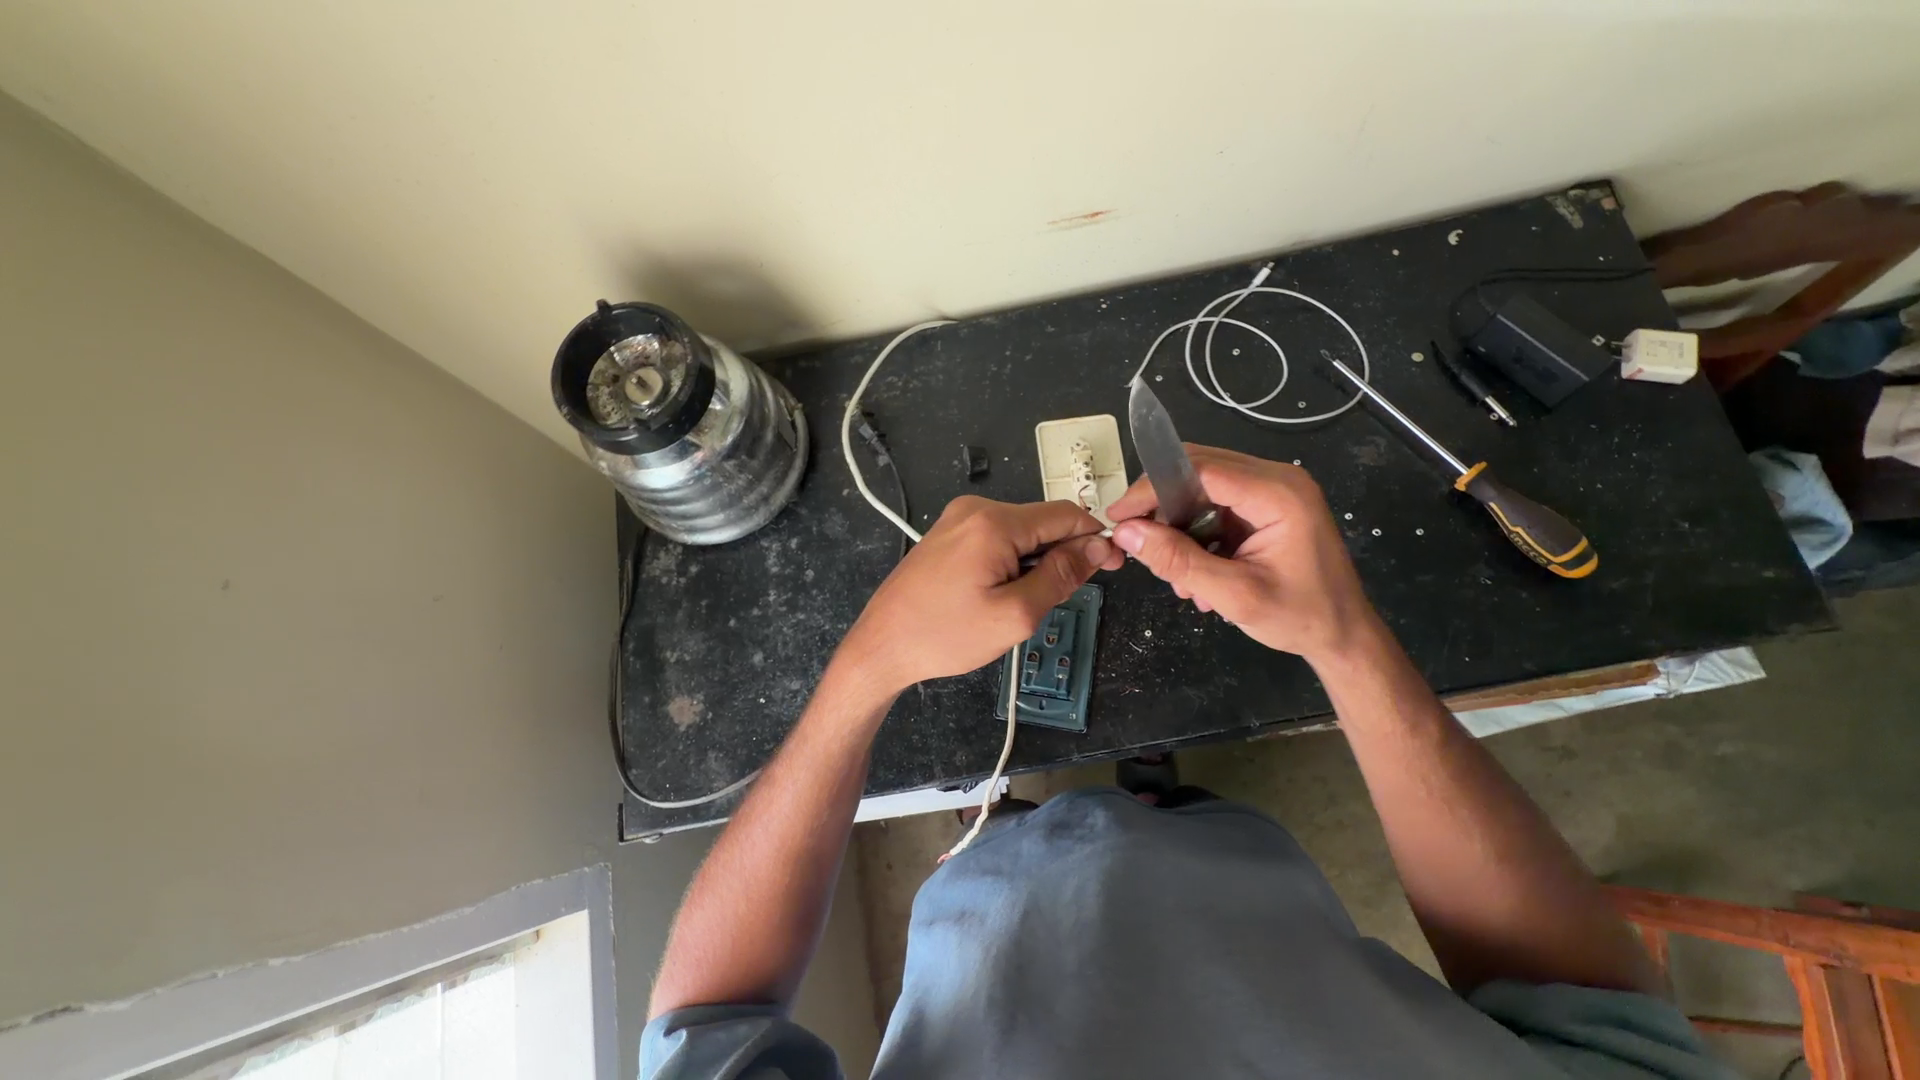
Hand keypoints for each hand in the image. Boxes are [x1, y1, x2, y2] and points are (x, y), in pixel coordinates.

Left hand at [841, 497, 1122, 693]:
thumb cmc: (946, 636)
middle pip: (1043, 522)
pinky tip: (1000, 594)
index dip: (1095, 538)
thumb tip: (1098, 546)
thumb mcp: (1016, 614)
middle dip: (1061, 555)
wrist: (882, 646)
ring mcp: (957, 519)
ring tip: (1021, 603)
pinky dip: (1012, 562)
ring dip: (1035, 562)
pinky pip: (997, 539)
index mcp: (994, 522)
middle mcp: (976, 508)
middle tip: (1059, 599)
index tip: (1114, 566)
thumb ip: (1061, 575)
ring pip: (1021, 533)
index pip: (1066, 514)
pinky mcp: (947, 535)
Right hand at [1108, 444, 1378, 663]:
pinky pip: (1217, 504)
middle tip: (1133, 538)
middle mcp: (1278, 479)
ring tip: (1174, 571)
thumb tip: (1125, 532)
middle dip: (1160, 503)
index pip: (1199, 469)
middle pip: (1199, 469)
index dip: (1152, 487)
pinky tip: (1195, 570)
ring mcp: (1274, 490)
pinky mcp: (1268, 506)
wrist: (1345, 636)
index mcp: (1278, 493)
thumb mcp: (1234, 595)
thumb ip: (1178, 561)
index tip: (1118, 516)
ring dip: (1178, 523)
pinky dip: (1196, 531)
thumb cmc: (1299, 617)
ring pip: (1203, 487)